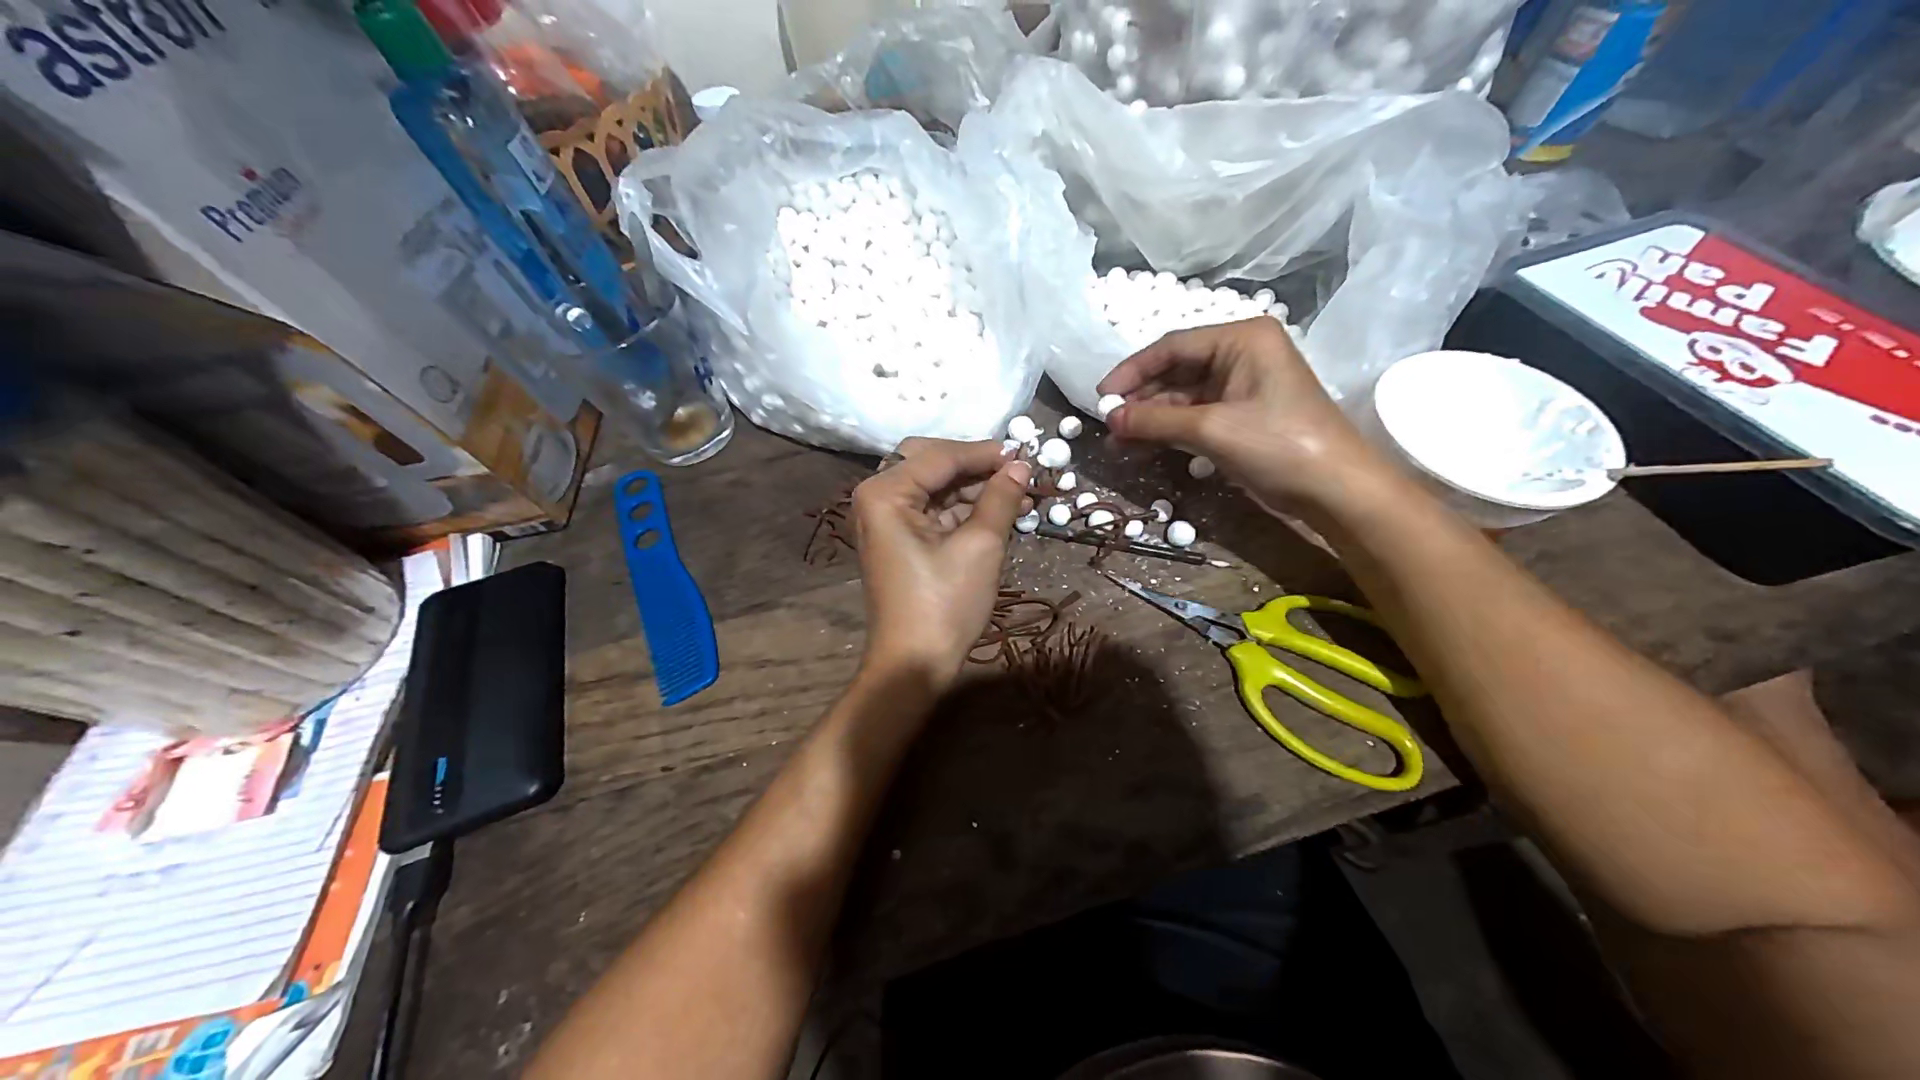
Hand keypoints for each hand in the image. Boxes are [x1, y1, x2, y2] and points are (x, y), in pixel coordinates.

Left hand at [850, 438, 1031, 688]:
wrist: (913, 664)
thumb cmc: (944, 604)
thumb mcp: (980, 546)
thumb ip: (1000, 498)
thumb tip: (1021, 465)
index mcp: (885, 493)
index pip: (940, 456)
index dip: (985, 453)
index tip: (1025, 454)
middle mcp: (877, 498)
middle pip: (932, 463)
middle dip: (977, 467)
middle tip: (1017, 472)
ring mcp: (886, 520)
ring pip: (935, 487)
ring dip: (975, 489)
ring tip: (1021, 495)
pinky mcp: (899, 540)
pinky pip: (933, 511)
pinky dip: (965, 510)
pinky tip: (1002, 512)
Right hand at [1099, 318, 1392, 515]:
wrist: (1336, 489)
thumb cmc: (1278, 445)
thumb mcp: (1212, 429)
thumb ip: (1155, 420)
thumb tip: (1109, 420)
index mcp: (1242, 339)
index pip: (1172, 347)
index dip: (1132, 372)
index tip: (1100, 397)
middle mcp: (1241, 354)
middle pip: (1176, 371)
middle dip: (1140, 399)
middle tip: (1107, 425)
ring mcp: (1242, 387)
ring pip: (1182, 397)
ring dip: (1150, 419)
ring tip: (1118, 443)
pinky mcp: (1242, 416)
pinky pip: (1195, 416)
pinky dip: (1169, 431)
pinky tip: (1142, 447)